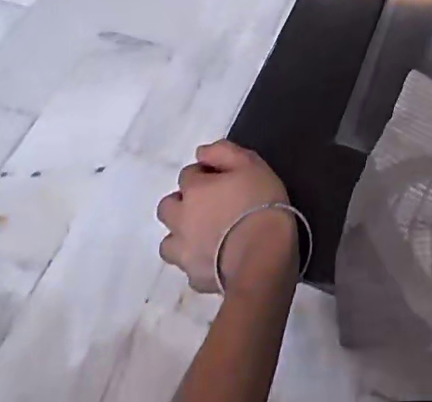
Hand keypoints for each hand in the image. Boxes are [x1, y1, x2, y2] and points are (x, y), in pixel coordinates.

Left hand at [156, 140, 296, 294]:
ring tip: (203, 237)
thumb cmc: (260, 203)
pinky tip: (215, 260)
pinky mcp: (195, 279)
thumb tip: (201, 153)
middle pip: (167, 207)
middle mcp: (181, 219)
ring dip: (181, 236)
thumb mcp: (250, 164)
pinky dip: (197, 262)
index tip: (220, 180)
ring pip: (168, 243)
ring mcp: (185, 252)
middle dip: (181, 204)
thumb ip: (223, 152)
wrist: (264, 256)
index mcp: (194, 190)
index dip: (203, 175)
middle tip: (206, 207)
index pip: (187, 175)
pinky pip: (188, 268)